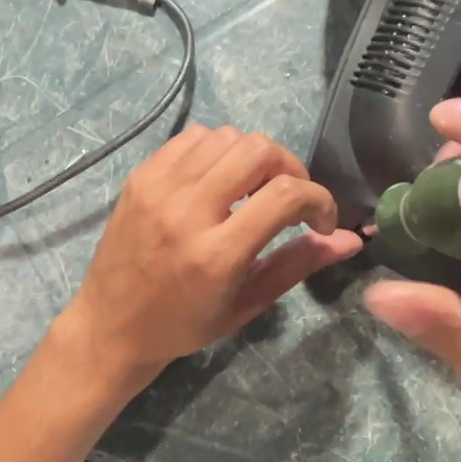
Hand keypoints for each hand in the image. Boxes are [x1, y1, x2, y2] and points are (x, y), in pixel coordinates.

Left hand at [58, 125, 363, 380]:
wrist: (109, 325)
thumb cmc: (183, 325)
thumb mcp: (247, 304)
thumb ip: (298, 264)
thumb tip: (350, 239)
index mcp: (216, 253)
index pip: (284, 195)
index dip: (318, 199)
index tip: (320, 220)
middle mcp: (187, 210)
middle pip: (257, 149)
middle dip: (289, 167)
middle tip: (288, 197)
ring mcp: (159, 186)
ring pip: (226, 136)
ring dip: (253, 156)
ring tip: (252, 189)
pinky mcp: (141, 175)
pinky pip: (192, 137)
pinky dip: (216, 150)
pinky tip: (217, 179)